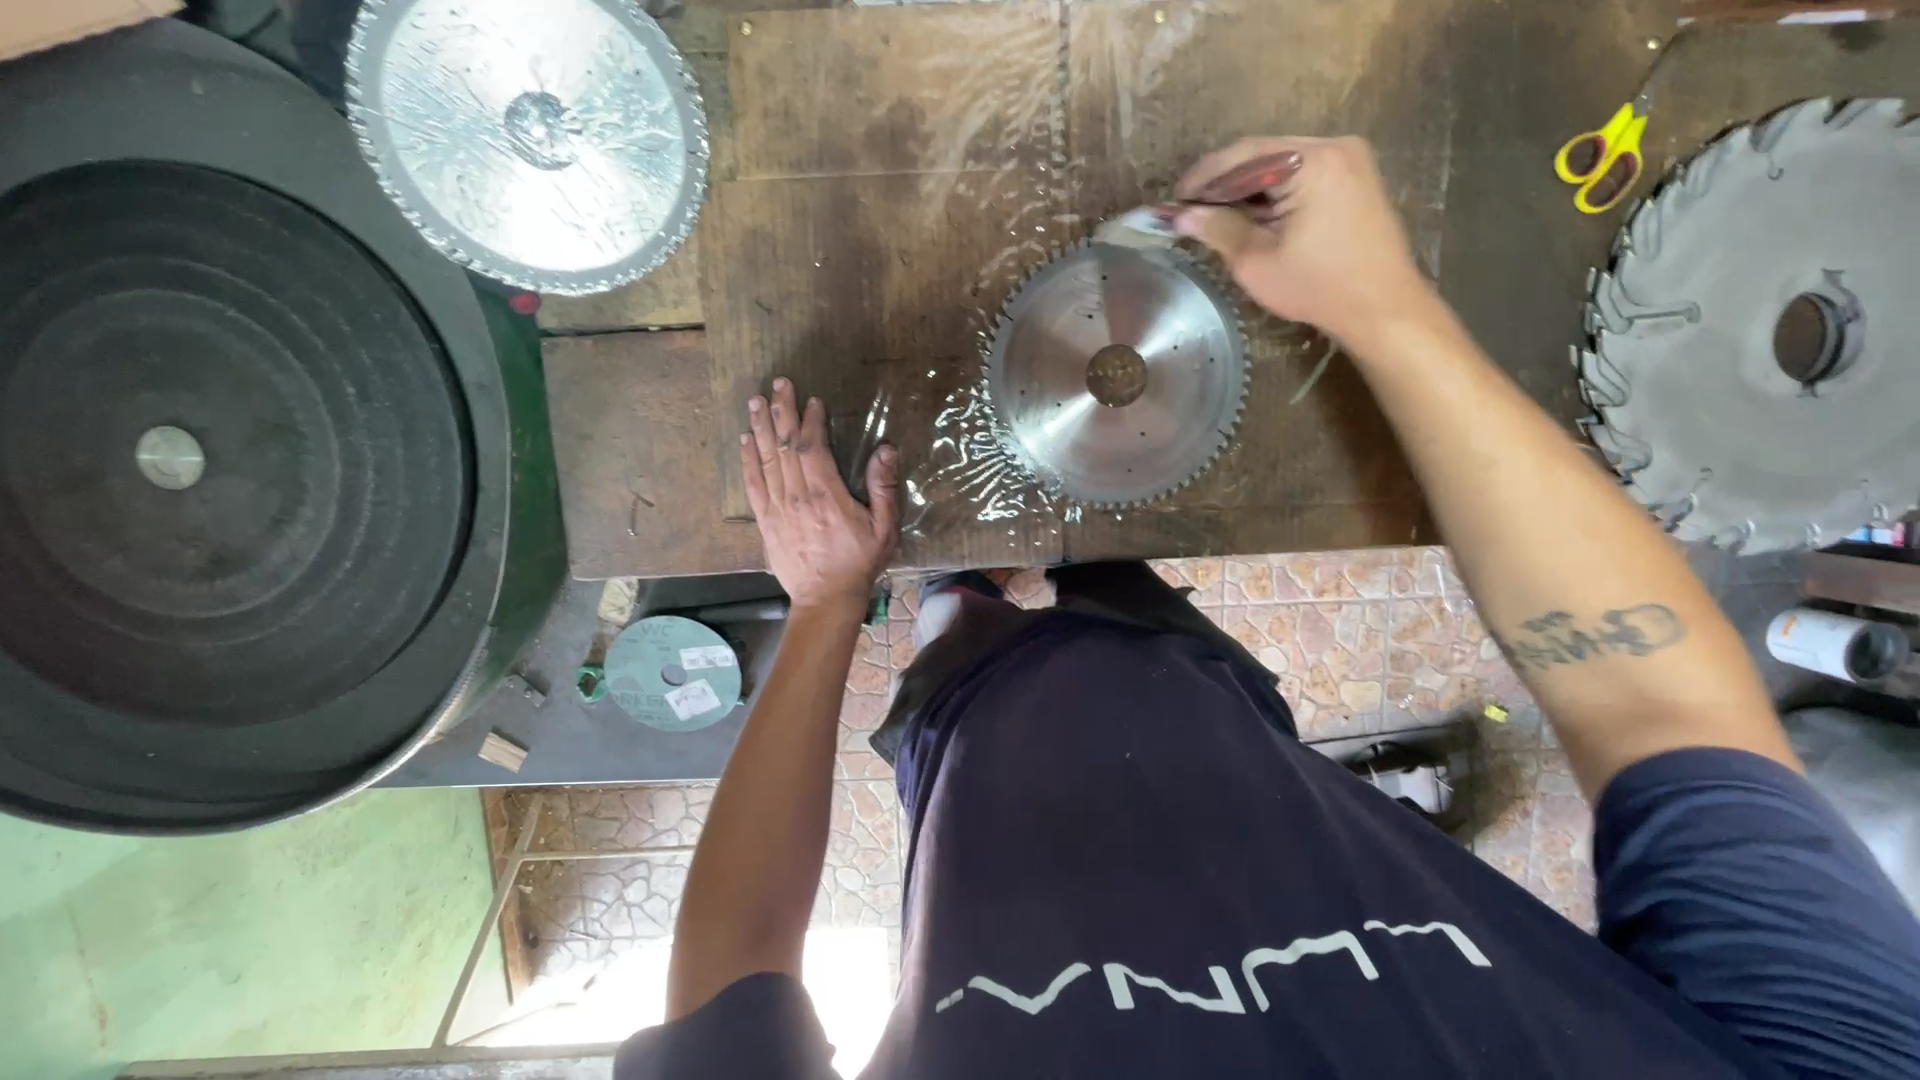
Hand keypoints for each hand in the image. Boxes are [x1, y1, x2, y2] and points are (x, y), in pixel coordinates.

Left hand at [742, 377, 897, 612]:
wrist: (825, 599)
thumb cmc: (859, 563)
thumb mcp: (884, 529)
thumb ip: (883, 489)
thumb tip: (885, 450)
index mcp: (826, 496)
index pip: (813, 448)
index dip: (810, 421)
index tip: (812, 400)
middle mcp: (797, 497)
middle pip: (785, 446)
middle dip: (781, 412)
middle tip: (777, 383)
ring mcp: (777, 508)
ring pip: (767, 459)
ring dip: (761, 427)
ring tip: (755, 400)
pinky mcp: (765, 521)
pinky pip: (753, 484)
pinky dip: (749, 459)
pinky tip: (747, 438)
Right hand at [1173, 136, 1433, 343]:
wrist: (1382, 306)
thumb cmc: (1318, 287)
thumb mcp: (1256, 261)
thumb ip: (1217, 229)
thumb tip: (1180, 216)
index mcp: (1312, 161)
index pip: (1243, 155)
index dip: (1203, 177)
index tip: (1175, 201)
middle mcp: (1334, 147)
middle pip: (1263, 153)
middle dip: (1224, 182)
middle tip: (1192, 209)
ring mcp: (1349, 160)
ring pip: (1281, 163)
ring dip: (1247, 187)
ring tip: (1217, 216)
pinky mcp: (1355, 177)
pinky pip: (1302, 173)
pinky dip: (1274, 191)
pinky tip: (1254, 215)